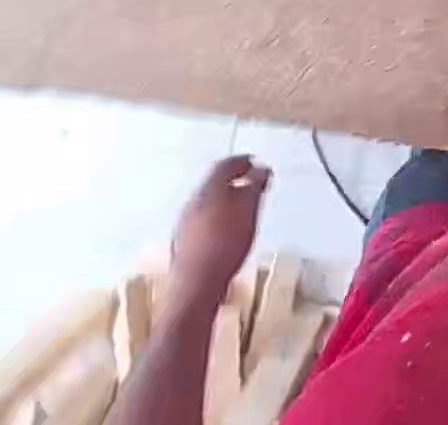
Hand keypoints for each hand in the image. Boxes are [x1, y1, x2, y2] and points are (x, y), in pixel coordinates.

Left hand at [170, 155, 270, 307]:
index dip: (242, 161)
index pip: (225, 165)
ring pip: (208, 202)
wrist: (197, 286)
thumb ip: (256, 185)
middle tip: (251, 179)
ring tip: (244, 203)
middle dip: (234, 179)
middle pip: (214, 183)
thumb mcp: (250, 208)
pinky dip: (218, 214)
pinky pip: (203, 219)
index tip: (254, 161)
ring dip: (226, 197)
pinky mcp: (185, 243)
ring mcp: (185, 225)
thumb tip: (262, 170)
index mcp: (208, 190)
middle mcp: (192, 204)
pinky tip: (229, 227)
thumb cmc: (226, 243)